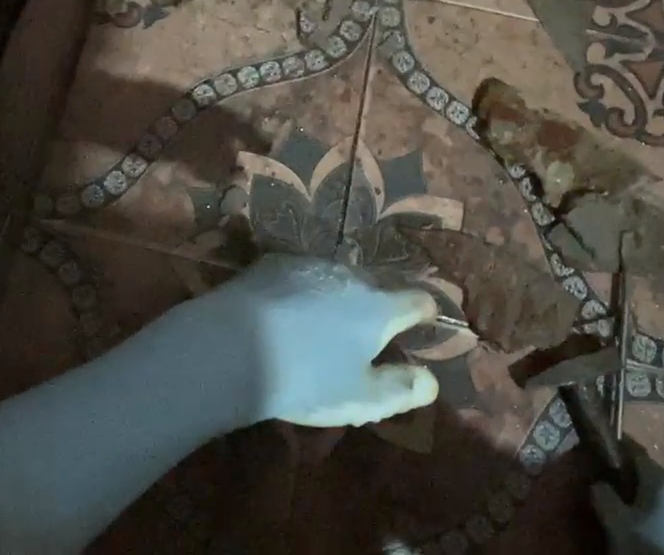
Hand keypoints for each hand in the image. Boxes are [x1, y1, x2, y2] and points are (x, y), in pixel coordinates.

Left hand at [186, 254, 440, 427]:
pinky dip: (303, 289)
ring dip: (338, 295)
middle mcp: (349, 276)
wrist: (233, 347)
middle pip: (375, 285)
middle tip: (369, 329)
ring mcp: (309, 265)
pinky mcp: (272, 263)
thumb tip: (430, 381)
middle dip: (378, 303)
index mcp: (378, 308)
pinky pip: (301, 275)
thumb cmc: (306, 379)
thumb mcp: (361, 399)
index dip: (424, 311)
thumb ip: (401, 388)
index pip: (416, 300)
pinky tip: (286, 311)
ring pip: (336, 277)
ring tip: (324, 321)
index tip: (423, 321)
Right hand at [591, 443, 663, 554]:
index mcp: (662, 482)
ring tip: (651, 528)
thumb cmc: (651, 548)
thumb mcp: (617, 525)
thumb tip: (599, 483)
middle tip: (628, 503)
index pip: (639, 457)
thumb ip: (604, 497)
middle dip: (644, 490)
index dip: (623, 458)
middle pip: (659, 483)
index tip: (611, 465)